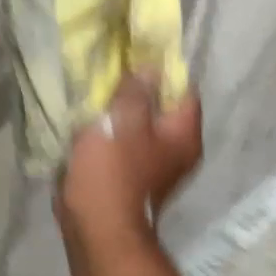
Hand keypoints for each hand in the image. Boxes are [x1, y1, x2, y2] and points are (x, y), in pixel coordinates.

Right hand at [57, 75, 202, 248]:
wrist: (98, 222)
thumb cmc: (112, 169)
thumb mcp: (120, 122)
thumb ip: (136, 93)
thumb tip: (152, 68)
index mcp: (183, 136)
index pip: (184, 92)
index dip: (164, 71)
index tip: (135, 54)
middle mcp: (178, 150)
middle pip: (163, 108)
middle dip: (140, 89)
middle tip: (110, 70)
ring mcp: (155, 164)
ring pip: (142, 124)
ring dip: (122, 109)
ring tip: (95, 92)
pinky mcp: (132, 174)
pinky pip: (126, 140)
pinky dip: (112, 127)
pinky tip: (90, 121)